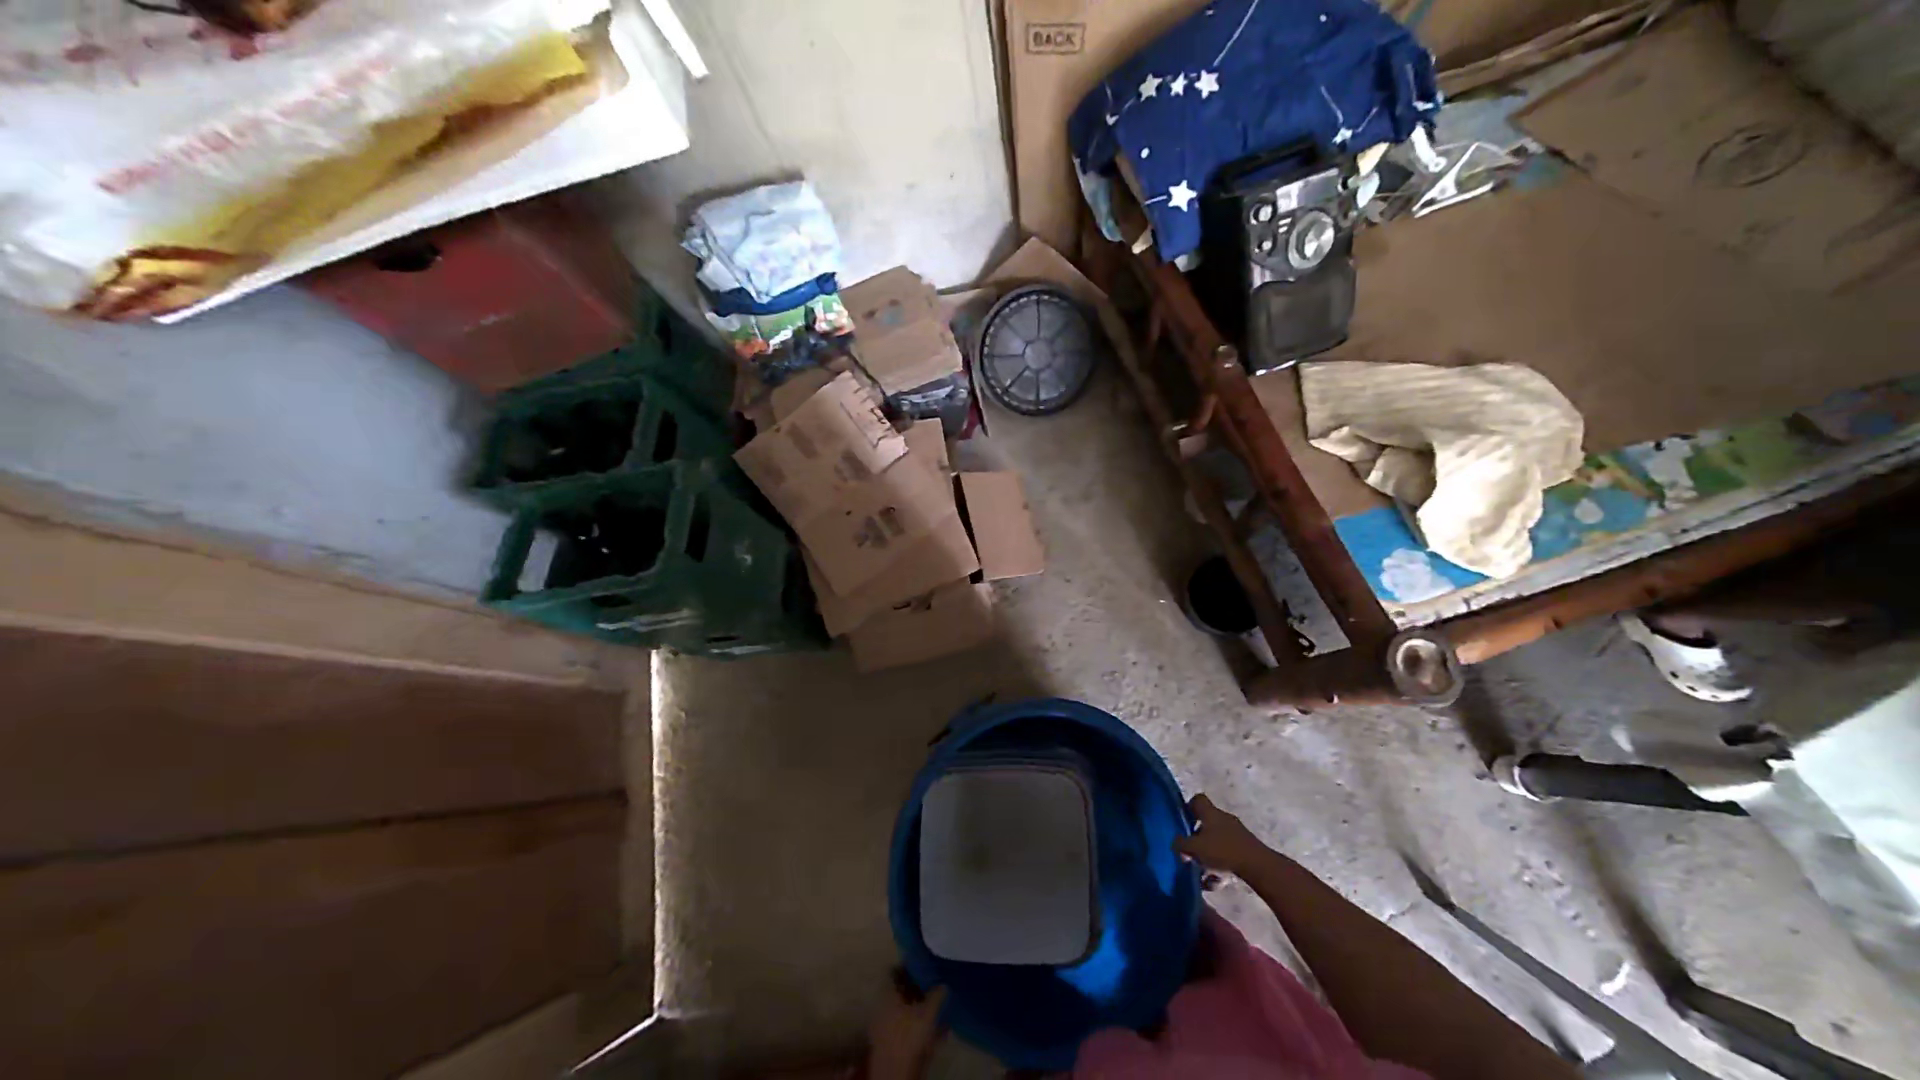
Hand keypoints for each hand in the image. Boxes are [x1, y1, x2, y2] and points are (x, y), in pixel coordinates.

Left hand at [866, 973, 946, 1079]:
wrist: (896, 1074)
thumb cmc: (909, 1036)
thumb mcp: (928, 1012)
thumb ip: (936, 994)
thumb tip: (943, 984)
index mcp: (886, 994)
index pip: (893, 971)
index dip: (907, 967)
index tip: (922, 965)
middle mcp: (882, 1006)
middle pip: (899, 991)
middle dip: (916, 988)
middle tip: (933, 985)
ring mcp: (884, 1026)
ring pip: (903, 1010)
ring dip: (918, 1007)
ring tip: (937, 1007)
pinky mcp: (890, 1043)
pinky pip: (905, 1027)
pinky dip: (918, 1026)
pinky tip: (935, 1030)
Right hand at [1174, 794, 1266, 875]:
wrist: (1259, 867)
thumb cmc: (1223, 851)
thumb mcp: (1194, 848)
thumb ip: (1181, 844)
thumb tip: (1176, 843)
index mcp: (1211, 813)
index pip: (1197, 800)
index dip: (1189, 808)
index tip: (1182, 821)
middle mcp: (1224, 820)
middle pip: (1206, 824)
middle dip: (1196, 840)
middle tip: (1188, 854)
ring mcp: (1237, 835)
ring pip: (1216, 843)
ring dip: (1208, 857)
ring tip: (1201, 874)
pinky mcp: (1247, 850)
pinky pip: (1227, 856)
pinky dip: (1220, 868)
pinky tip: (1215, 883)